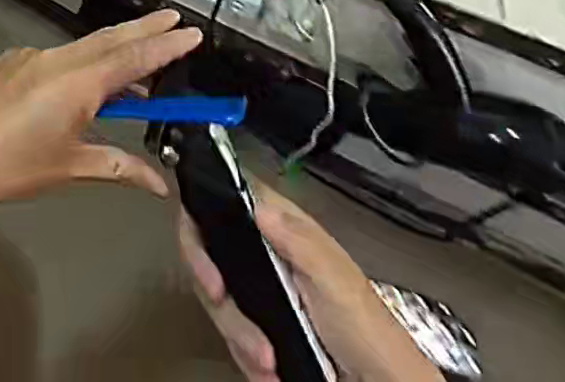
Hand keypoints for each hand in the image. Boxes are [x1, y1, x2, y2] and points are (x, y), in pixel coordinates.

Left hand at [0, 10, 201, 240]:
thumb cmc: (15, 168)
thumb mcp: (72, 167)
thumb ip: (120, 167)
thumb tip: (159, 183)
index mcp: (77, 83)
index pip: (132, 59)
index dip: (165, 46)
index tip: (191, 32)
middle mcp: (59, 59)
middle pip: (112, 39)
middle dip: (146, 29)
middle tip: (175, 18)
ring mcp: (34, 55)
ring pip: (86, 46)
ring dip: (115, 50)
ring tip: (140, 68)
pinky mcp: (15, 60)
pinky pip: (60, 56)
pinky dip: (83, 63)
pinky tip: (85, 86)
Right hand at [179, 182, 441, 381]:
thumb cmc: (364, 324)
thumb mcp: (334, 278)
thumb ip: (296, 240)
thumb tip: (255, 204)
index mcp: (280, 225)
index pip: (225, 201)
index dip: (200, 221)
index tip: (205, 263)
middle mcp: (263, 249)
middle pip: (209, 253)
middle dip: (217, 294)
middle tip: (229, 313)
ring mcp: (259, 288)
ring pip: (218, 299)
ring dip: (236, 334)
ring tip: (267, 363)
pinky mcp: (259, 324)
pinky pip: (231, 334)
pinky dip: (244, 355)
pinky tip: (268, 372)